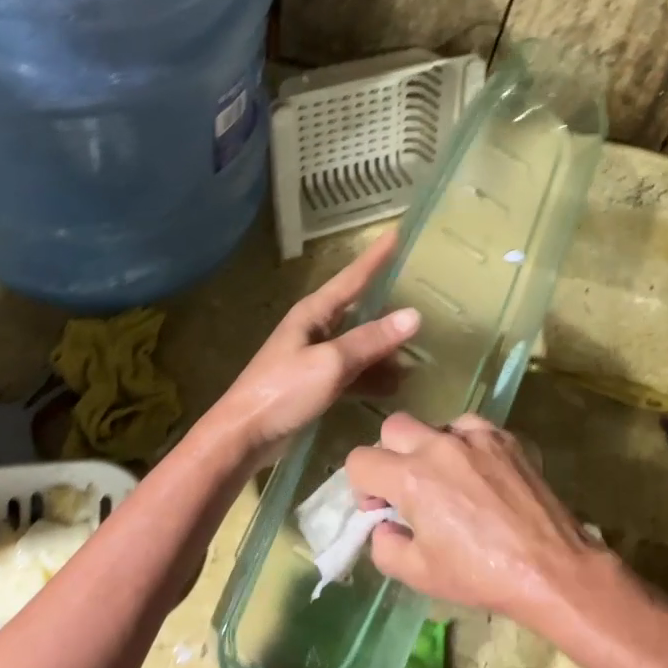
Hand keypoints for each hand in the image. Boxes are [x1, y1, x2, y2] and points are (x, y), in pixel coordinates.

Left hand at [207, 231, 420, 460]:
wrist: (245, 435)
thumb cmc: (284, 391)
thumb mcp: (331, 363)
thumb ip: (371, 340)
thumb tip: (414, 315)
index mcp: (314, 313)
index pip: (352, 277)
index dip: (375, 257)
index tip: (397, 232)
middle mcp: (316, 329)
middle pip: (360, 310)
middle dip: (388, 305)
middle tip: (423, 294)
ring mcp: (316, 357)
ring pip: (360, 345)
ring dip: (385, 349)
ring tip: (420, 352)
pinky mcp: (317, 384)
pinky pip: (353, 373)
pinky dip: (373, 377)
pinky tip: (397, 386)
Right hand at [347, 413, 604, 620]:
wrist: (550, 568)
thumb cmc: (480, 575)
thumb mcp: (419, 575)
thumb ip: (385, 545)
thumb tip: (383, 525)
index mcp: (411, 478)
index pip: (360, 460)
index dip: (362, 486)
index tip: (381, 507)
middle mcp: (438, 446)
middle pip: (392, 428)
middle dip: (390, 456)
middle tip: (408, 488)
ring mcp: (474, 436)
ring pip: (433, 425)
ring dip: (430, 448)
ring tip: (449, 481)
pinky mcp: (504, 438)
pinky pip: (470, 429)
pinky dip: (466, 446)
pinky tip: (479, 473)